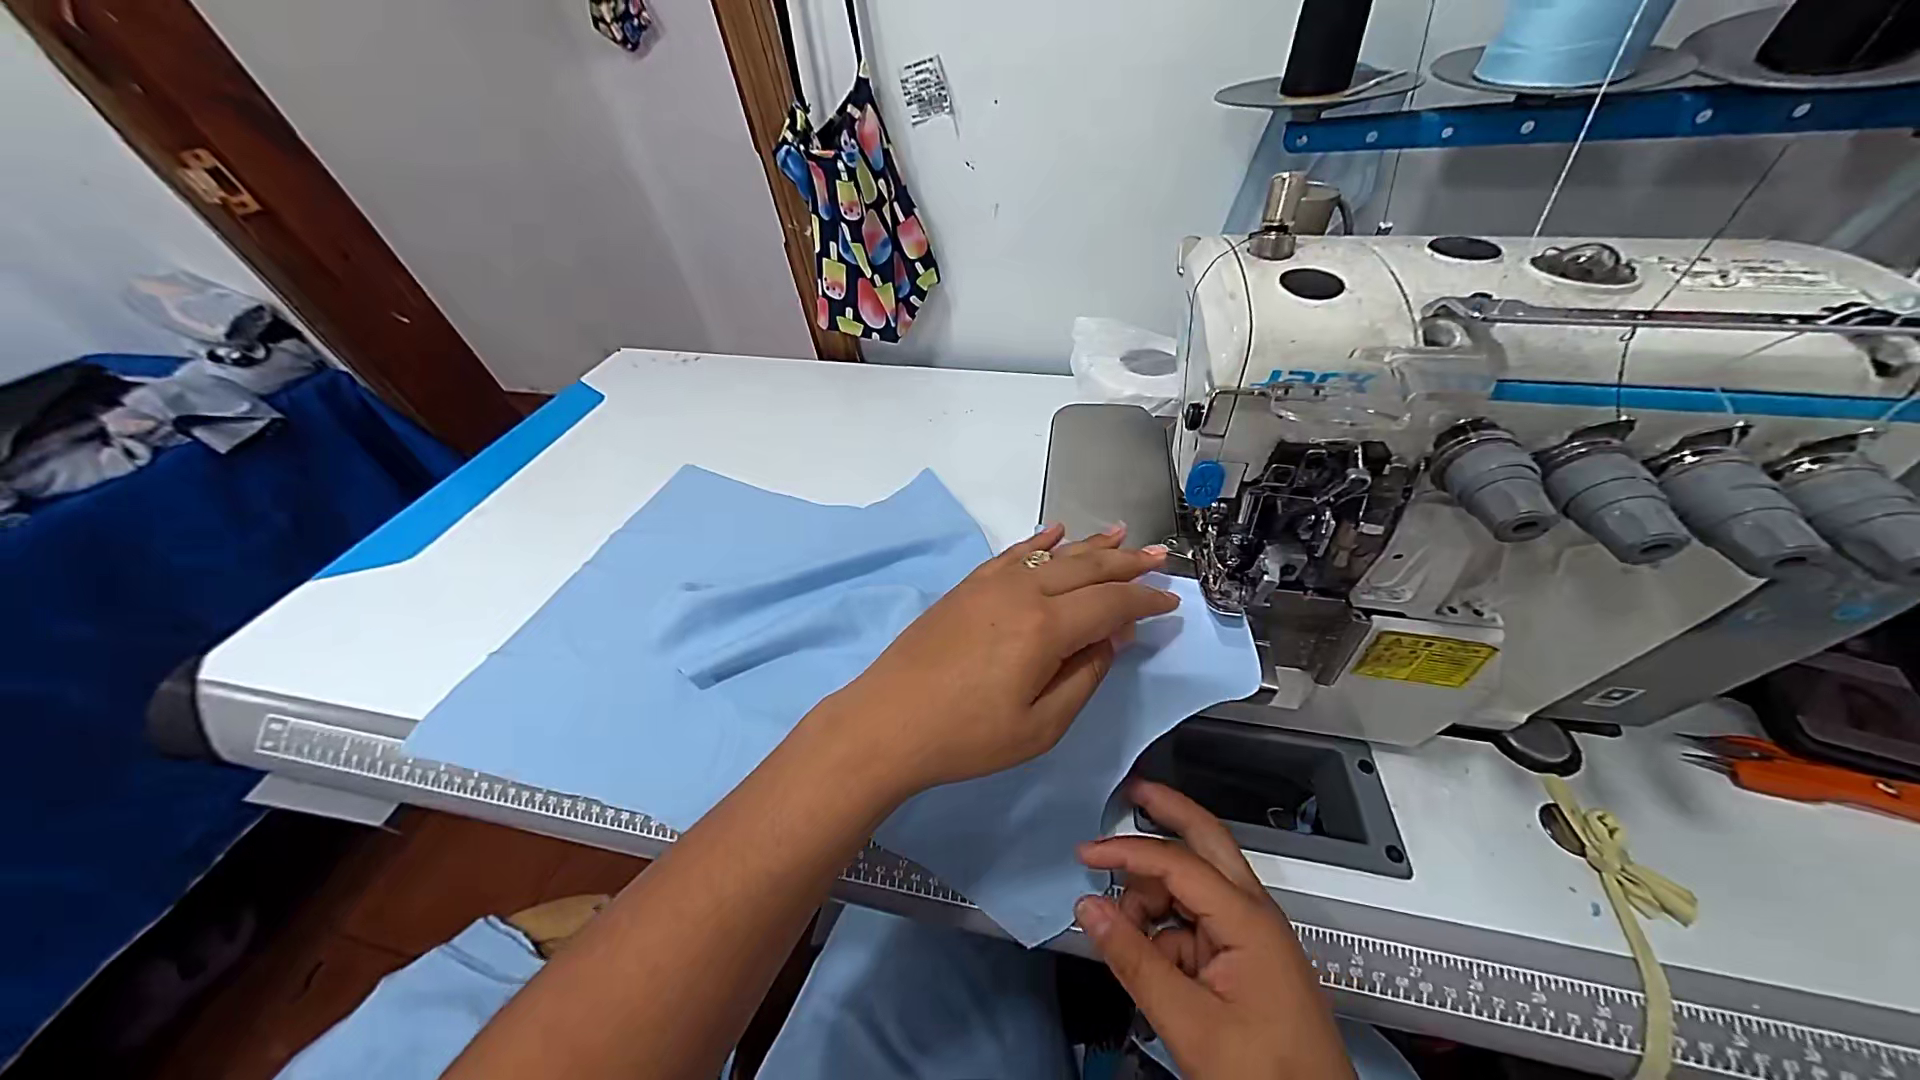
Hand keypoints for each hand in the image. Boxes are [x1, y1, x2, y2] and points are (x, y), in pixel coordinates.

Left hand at [819, 523, 1177, 796]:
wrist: (887, 721)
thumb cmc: (966, 737)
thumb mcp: (1040, 726)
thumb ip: (1084, 676)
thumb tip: (1110, 638)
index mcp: (1046, 627)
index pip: (1111, 603)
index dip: (1145, 600)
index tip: (1170, 601)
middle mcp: (1022, 592)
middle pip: (1087, 568)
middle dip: (1128, 562)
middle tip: (1160, 556)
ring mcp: (990, 584)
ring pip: (1053, 555)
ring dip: (1091, 546)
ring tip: (1121, 535)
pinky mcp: (967, 586)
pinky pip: (1012, 554)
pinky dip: (1039, 542)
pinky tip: (1055, 533)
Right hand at [1075, 781, 1354, 1079]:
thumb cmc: (1272, 1078)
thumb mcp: (1189, 1023)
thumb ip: (1133, 960)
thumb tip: (1091, 909)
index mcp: (1248, 920)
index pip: (1177, 862)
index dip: (1127, 852)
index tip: (1088, 854)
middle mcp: (1253, 913)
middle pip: (1206, 839)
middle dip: (1168, 811)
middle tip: (1133, 791)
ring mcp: (1249, 932)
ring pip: (1191, 883)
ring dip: (1154, 896)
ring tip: (1127, 934)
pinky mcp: (1242, 954)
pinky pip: (1192, 919)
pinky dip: (1163, 928)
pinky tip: (1151, 960)